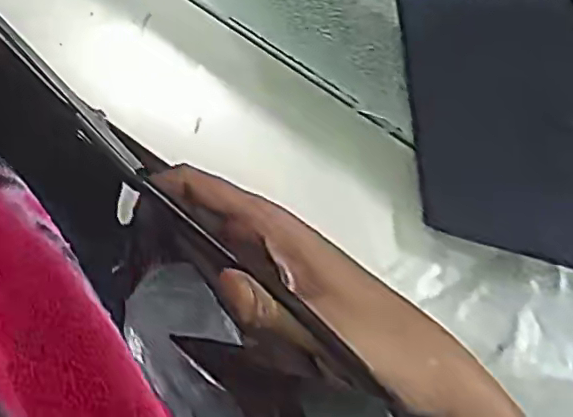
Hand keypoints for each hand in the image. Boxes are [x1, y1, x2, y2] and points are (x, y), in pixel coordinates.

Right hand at [151, 166, 522, 416]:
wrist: (443, 391)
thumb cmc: (396, 348)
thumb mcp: (327, 329)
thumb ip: (270, 307)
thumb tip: (220, 277)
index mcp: (275, 228)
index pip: (202, 185)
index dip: (161, 182)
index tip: (129, 195)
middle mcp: (267, 238)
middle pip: (195, 211)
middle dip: (161, 224)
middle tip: (132, 244)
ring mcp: (269, 264)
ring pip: (206, 246)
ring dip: (181, 256)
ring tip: (154, 270)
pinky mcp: (274, 291)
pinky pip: (225, 278)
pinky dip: (206, 284)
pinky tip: (199, 304)